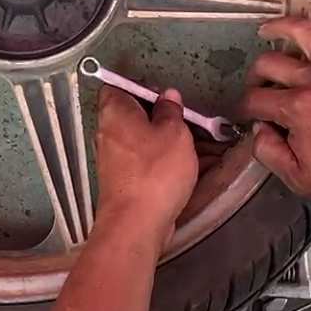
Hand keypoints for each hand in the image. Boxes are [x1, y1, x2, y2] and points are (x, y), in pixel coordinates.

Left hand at [93, 85, 199, 245]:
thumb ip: (171, 110)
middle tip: (189, 122)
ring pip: (145, 142)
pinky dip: (166, 163)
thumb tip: (168, 96)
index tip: (167, 97)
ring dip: (170, 143)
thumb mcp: (175, 132)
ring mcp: (114, 161)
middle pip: (135, 116)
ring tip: (202, 147)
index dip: (142, 88)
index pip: (118, 87)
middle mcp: (108, 134)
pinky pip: (147, 164)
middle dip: (162, 118)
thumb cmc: (155, 171)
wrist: (136, 223)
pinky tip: (193, 168)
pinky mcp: (124, 182)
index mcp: (115, 112)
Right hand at [238, 0, 310, 209]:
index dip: (246, 108)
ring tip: (267, 30)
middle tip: (259, 85)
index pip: (256, 100)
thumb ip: (270, 153)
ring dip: (279, 27)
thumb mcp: (301, 180)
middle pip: (270, 63)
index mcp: (296, 110)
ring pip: (302, 32)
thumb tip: (258, 129)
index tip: (248, 115)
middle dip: (256, 74)